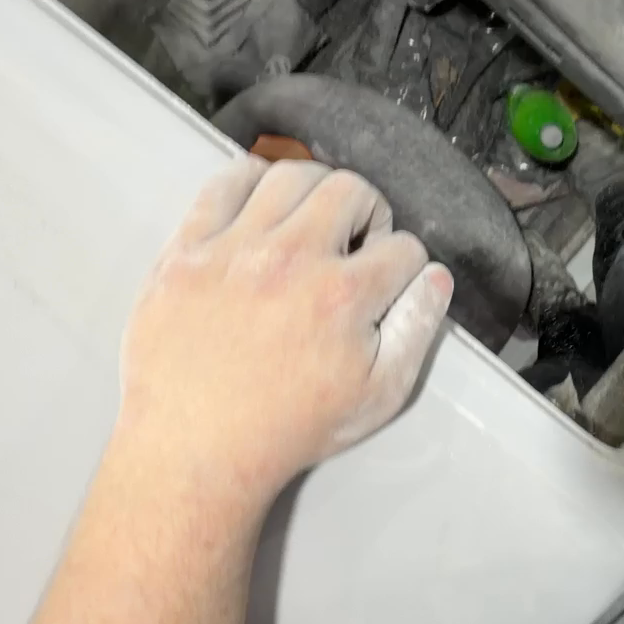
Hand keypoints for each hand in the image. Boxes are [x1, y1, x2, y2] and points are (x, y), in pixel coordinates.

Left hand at [113, 157, 452, 520]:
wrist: (197, 448)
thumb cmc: (294, 425)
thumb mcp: (380, 394)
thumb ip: (417, 329)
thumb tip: (436, 277)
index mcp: (344, 296)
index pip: (404, 247)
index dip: (408, 264)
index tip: (390, 283)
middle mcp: (292, 258)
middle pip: (352, 190)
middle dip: (371, 213)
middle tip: (357, 246)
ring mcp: (234, 248)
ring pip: (292, 174)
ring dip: (317, 192)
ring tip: (313, 225)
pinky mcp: (187, 249)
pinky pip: (223, 183)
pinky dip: (252, 181)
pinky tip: (262, 210)